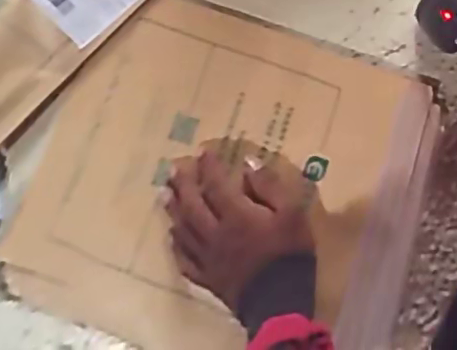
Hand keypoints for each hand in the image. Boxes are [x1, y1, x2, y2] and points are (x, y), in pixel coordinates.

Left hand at [165, 148, 314, 313]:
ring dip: (174, 210)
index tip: (201, 150)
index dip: (208, 167)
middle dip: (183, 184)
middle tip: (173, 168)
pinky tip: (172, 237)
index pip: (216, 185)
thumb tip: (248, 164)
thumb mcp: (292, 211)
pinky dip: (177, 247)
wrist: (282, 304)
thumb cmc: (289, 252)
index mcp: (237, 215)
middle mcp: (216, 234)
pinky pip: (186, 261)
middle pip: (193, 206)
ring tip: (165, 194)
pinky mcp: (209, 280)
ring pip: (184, 231)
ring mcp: (209, 259)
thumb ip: (269, 185)